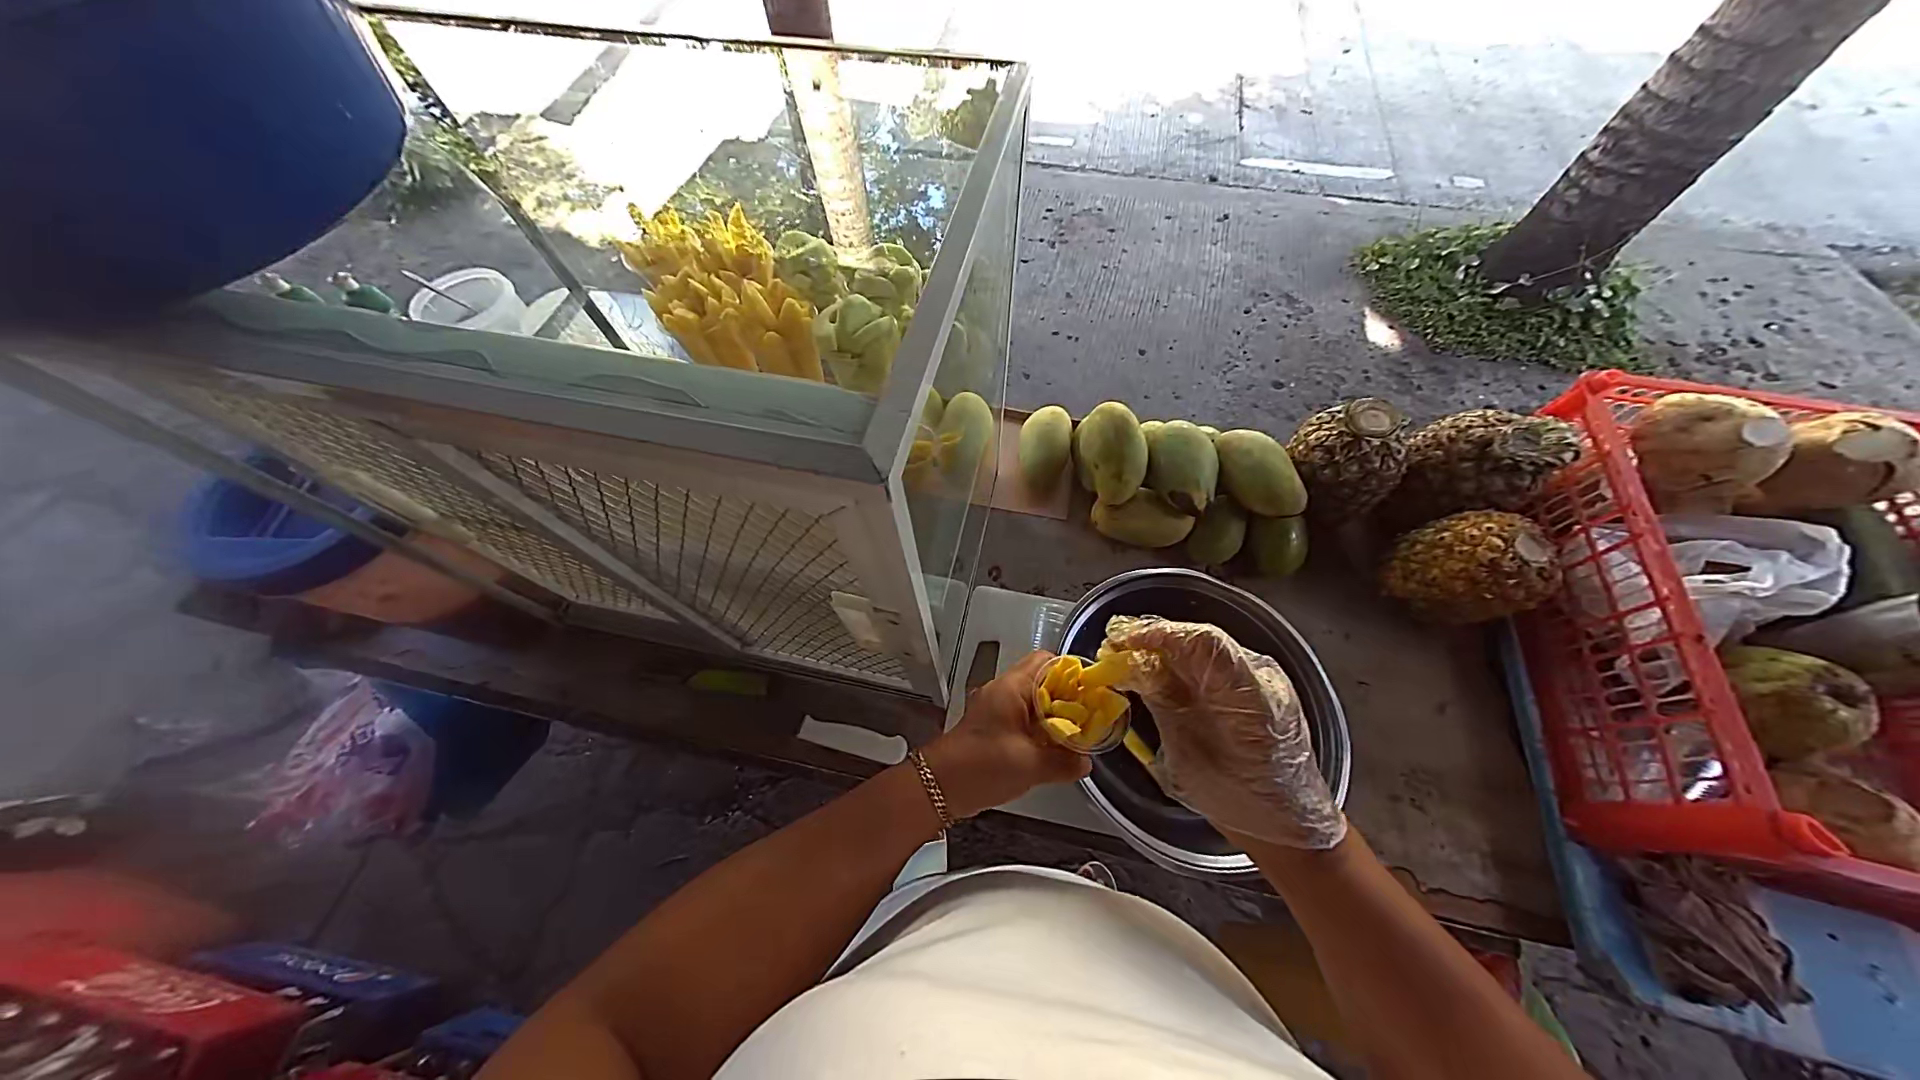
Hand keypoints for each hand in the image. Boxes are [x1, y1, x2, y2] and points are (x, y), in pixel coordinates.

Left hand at [921, 650, 1091, 818]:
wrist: (939, 787)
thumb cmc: (981, 766)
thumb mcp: (1030, 766)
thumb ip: (1064, 762)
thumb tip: (1085, 761)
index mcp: (1010, 687)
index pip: (1047, 661)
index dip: (1073, 674)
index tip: (1093, 693)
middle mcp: (1002, 691)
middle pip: (1044, 682)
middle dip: (1069, 699)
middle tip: (1090, 718)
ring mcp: (996, 709)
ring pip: (1034, 702)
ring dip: (1055, 717)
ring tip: (1077, 736)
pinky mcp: (993, 727)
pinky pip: (1024, 719)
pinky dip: (1041, 730)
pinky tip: (1054, 750)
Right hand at [1106, 616, 1345, 849]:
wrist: (1288, 824)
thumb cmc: (1241, 802)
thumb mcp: (1189, 759)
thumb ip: (1162, 704)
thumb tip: (1126, 666)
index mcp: (1252, 701)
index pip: (1204, 643)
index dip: (1159, 635)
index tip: (1122, 642)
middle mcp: (1261, 679)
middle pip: (1199, 639)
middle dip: (1151, 638)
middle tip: (1111, 647)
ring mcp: (1259, 679)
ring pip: (1200, 646)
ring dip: (1159, 647)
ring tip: (1121, 656)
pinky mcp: (1248, 685)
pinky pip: (1207, 661)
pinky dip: (1173, 660)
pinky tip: (1148, 669)